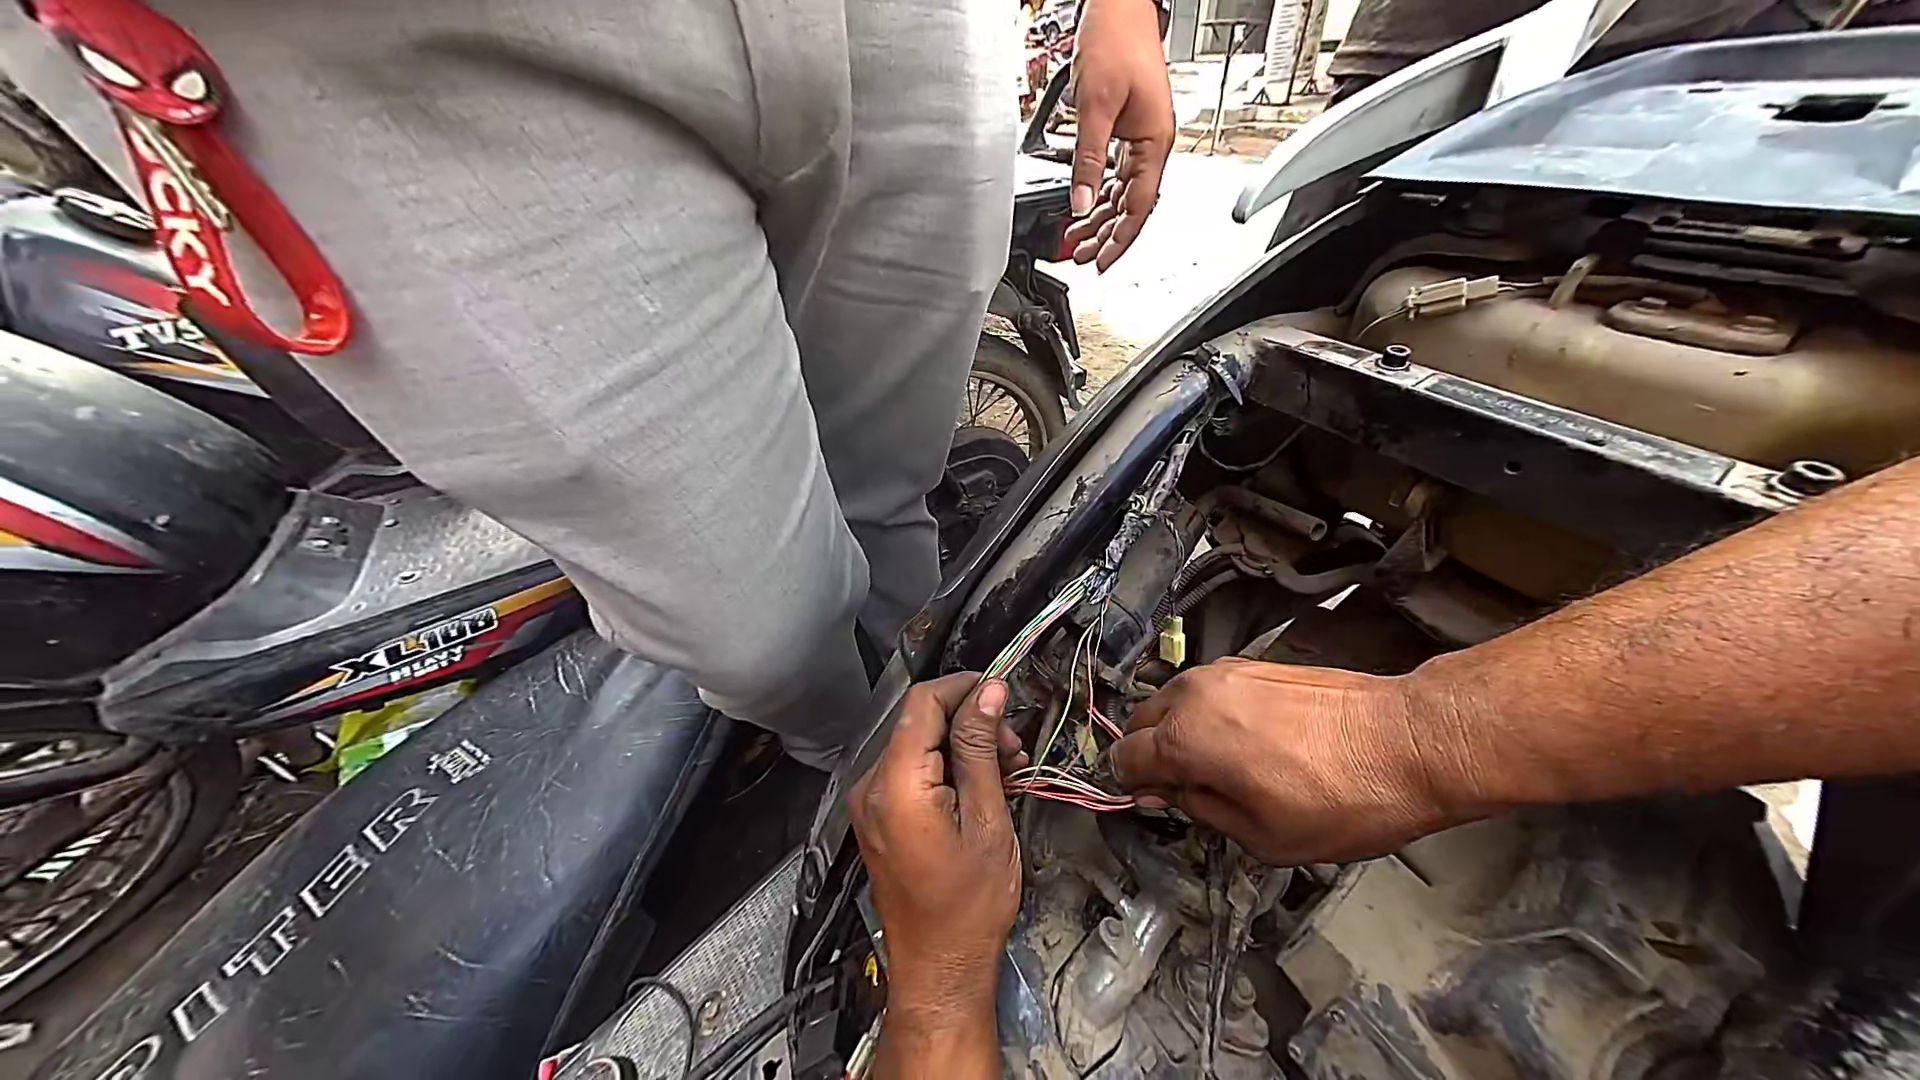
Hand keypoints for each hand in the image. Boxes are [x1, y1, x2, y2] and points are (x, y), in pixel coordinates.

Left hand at [849, 673, 1022, 1014]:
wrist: (938, 968)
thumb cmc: (967, 907)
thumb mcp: (986, 818)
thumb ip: (981, 747)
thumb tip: (989, 693)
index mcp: (896, 784)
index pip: (923, 702)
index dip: (963, 687)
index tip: (1000, 692)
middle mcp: (872, 786)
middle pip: (920, 720)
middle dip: (969, 719)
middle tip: (1012, 742)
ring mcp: (872, 800)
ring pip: (920, 742)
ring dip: (962, 743)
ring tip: (1005, 765)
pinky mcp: (880, 813)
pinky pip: (913, 768)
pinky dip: (947, 765)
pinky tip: (982, 780)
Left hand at [1063, 0, 1173, 271]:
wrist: (1119, 4)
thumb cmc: (1116, 40)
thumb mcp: (1096, 108)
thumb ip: (1087, 161)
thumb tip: (1080, 204)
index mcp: (1154, 143)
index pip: (1138, 208)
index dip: (1119, 240)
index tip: (1102, 262)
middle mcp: (1152, 145)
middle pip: (1130, 207)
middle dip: (1106, 235)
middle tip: (1081, 256)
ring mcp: (1141, 140)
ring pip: (1122, 193)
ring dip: (1100, 218)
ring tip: (1078, 240)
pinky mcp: (1128, 132)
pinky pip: (1116, 175)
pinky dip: (1100, 195)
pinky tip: (1086, 207)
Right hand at [1109, 659, 1484, 863]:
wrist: (1406, 739)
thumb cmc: (1343, 795)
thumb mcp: (1261, 835)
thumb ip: (1197, 809)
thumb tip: (1165, 794)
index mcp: (1184, 739)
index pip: (1125, 757)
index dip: (1129, 783)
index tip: (1146, 797)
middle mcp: (1192, 695)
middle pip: (1139, 723)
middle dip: (1148, 754)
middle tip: (1180, 786)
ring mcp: (1220, 673)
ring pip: (1169, 701)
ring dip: (1175, 730)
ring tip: (1215, 763)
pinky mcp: (1246, 665)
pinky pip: (1202, 690)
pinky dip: (1203, 713)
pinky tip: (1241, 739)